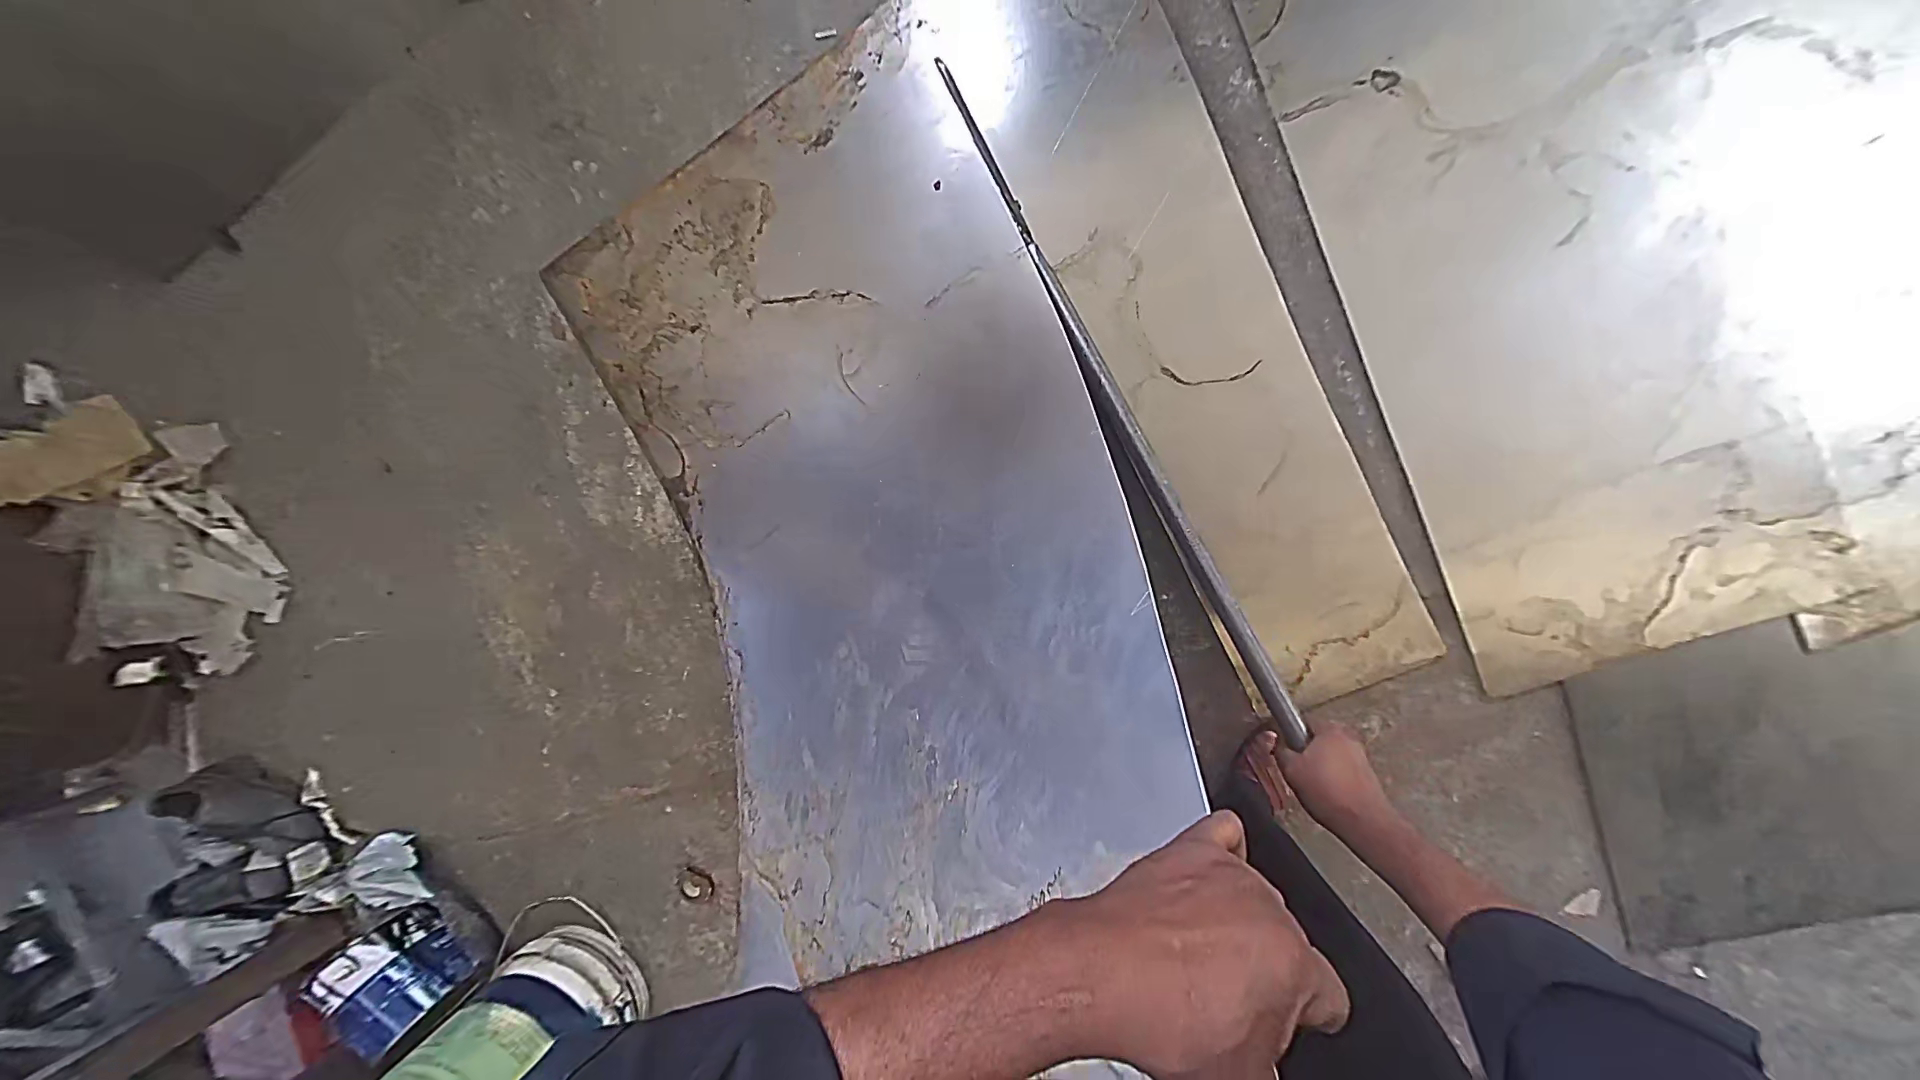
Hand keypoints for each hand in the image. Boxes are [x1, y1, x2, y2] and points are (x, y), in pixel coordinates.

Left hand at [1062, 810, 1349, 1077]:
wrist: (1101, 972)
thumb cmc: (1160, 1015)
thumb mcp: (1239, 1073)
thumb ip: (1268, 1059)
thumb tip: (1264, 1055)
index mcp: (1294, 965)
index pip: (1330, 995)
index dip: (1307, 1015)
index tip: (1286, 1018)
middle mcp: (1267, 908)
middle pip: (1287, 941)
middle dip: (1266, 967)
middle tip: (1228, 991)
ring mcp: (1226, 873)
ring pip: (1255, 895)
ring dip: (1239, 918)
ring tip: (1202, 945)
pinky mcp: (1190, 849)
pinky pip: (1224, 833)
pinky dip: (1225, 848)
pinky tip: (1211, 873)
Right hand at [1274, 724, 1396, 833]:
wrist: (1363, 821)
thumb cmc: (1325, 791)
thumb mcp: (1290, 768)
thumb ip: (1279, 749)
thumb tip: (1276, 741)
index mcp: (1329, 729)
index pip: (1300, 721)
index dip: (1287, 734)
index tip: (1280, 748)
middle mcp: (1348, 737)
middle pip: (1316, 739)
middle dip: (1304, 751)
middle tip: (1293, 768)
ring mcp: (1360, 755)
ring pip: (1328, 754)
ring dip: (1318, 764)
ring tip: (1310, 783)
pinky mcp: (1367, 774)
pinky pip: (1341, 769)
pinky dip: (1332, 776)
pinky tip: (1326, 792)